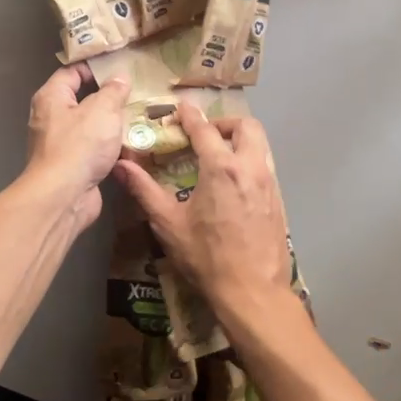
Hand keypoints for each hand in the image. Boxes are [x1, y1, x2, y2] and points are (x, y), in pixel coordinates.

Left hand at [24, 64, 129, 217]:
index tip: (120, 65)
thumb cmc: (80, 145)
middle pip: (81, 99)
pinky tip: (131, 144)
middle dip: (107, 96)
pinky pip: (92, 148)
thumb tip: (119, 77)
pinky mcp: (71, 166)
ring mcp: (59, 143)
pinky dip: (109, 146)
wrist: (64, 196)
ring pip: (89, 126)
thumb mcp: (102, 110)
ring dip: (111, 124)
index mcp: (52, 97)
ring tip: (139, 115)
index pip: (72, 71)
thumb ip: (113, 91)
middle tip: (135, 91)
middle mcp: (51, 117)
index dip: (95, 66)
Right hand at [114, 104, 289, 311]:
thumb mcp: (168, 224)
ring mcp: (270, 184)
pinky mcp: (279, 201)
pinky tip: (233, 183)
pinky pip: (266, 167)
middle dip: (224, 123)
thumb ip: (144, 189)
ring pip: (261, 145)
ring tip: (218, 155)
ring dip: (240, 140)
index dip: (190, 116)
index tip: (180, 109)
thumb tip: (121, 166)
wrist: (253, 292)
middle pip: (246, 127)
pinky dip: (249, 161)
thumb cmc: (207, 257)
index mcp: (222, 168)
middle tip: (204, 134)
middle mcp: (251, 168)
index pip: (204, 129)